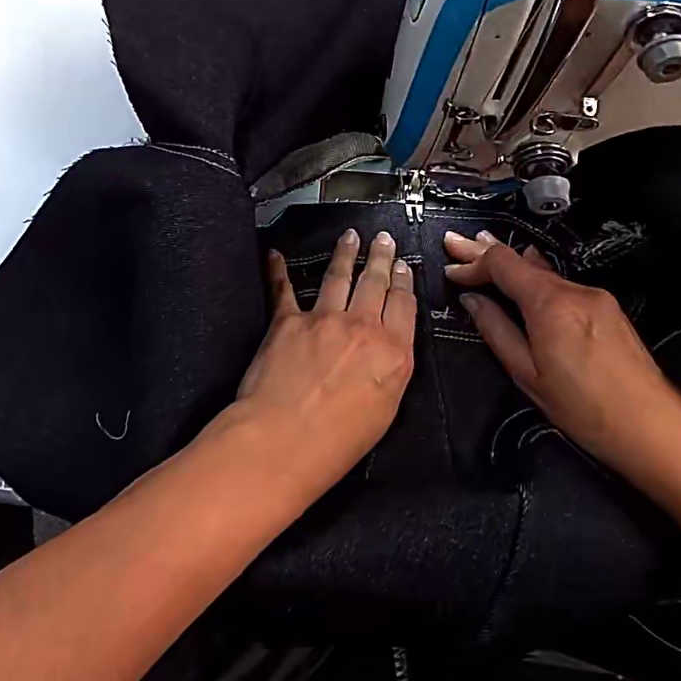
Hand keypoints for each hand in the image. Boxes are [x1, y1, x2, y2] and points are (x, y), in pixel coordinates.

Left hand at [229, 229, 416, 495]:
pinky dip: (279, 270)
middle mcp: (361, 327)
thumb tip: (391, 352)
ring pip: (339, 275)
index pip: (404, 304)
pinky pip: (284, 288)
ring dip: (347, 253)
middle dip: (381, 257)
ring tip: (351, 237)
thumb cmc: (333, 442)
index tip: (403, 267)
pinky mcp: (288, 322)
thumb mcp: (386, 411)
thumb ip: (392, 372)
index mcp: (392, 351)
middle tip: (383, 241)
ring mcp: (324, 320)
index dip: (404, 282)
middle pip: (375, 282)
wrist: (282, 442)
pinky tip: (277, 256)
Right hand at [444, 231, 680, 488]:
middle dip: (485, 251)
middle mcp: (576, 291)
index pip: (501, 263)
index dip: (472, 261)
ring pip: (544, 270)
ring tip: (486, 252)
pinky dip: (537, 279)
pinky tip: (526, 277)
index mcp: (550, 304)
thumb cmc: (594, 412)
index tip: (454, 267)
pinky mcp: (608, 309)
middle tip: (459, 243)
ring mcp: (596, 297)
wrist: (654, 429)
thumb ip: (496, 331)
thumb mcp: (528, 376)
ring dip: (512, 264)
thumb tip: (475, 304)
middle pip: (522, 259)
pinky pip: (563, 283)